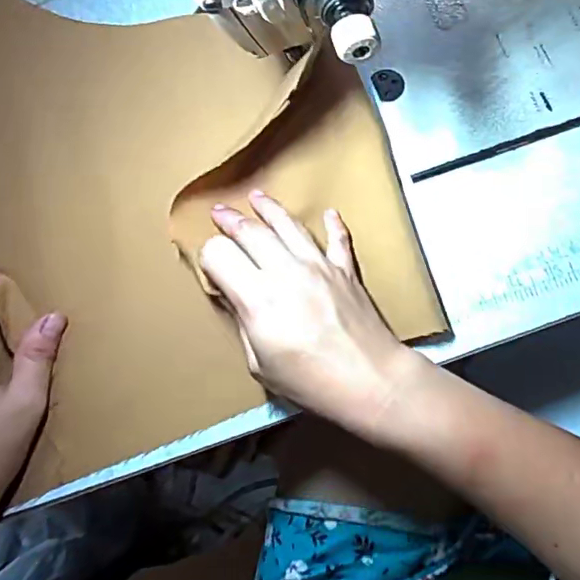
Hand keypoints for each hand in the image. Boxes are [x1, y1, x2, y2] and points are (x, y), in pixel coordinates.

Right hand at [199, 191, 426, 441]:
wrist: (369, 379)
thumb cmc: (313, 382)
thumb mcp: (260, 363)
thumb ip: (244, 323)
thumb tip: (236, 299)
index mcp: (258, 298)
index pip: (220, 255)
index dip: (210, 257)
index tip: (211, 265)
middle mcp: (287, 273)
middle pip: (252, 233)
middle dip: (231, 221)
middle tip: (219, 213)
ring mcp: (320, 268)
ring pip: (290, 226)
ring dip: (270, 209)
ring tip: (257, 197)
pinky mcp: (346, 272)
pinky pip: (338, 240)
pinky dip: (333, 224)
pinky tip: (329, 213)